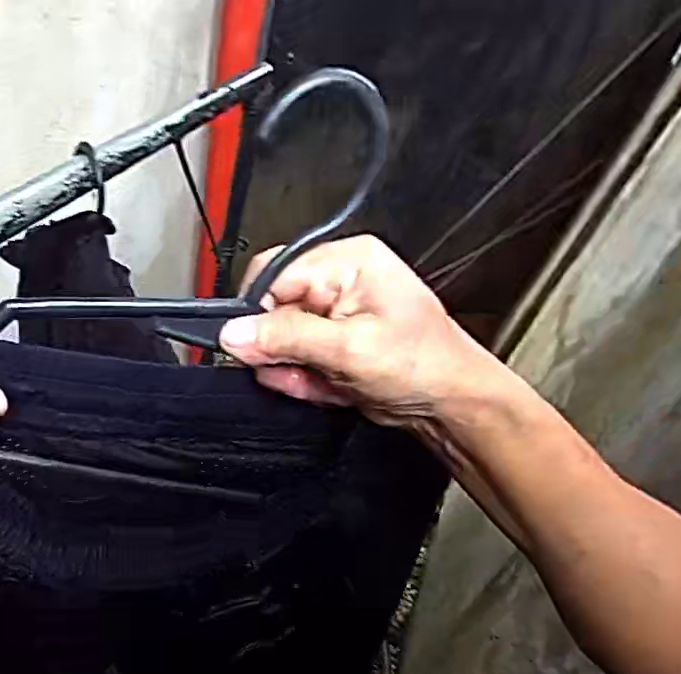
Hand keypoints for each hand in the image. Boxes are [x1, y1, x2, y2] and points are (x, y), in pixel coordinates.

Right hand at [216, 236, 526, 438]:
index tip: (259, 349)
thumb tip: (236, 333)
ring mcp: (331, 316)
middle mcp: (337, 282)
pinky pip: (291, 363)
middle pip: (270, 313)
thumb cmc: (423, 365)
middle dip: (282, 352)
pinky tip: (332, 385)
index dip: (258, 318)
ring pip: (277, 344)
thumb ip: (286, 338)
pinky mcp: (328, 344)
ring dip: (295, 372)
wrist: (444, 403)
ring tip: (329, 379)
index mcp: (346, 262)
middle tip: (308, 369)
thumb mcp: (348, 349)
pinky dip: (305, 382)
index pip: (271, 277)